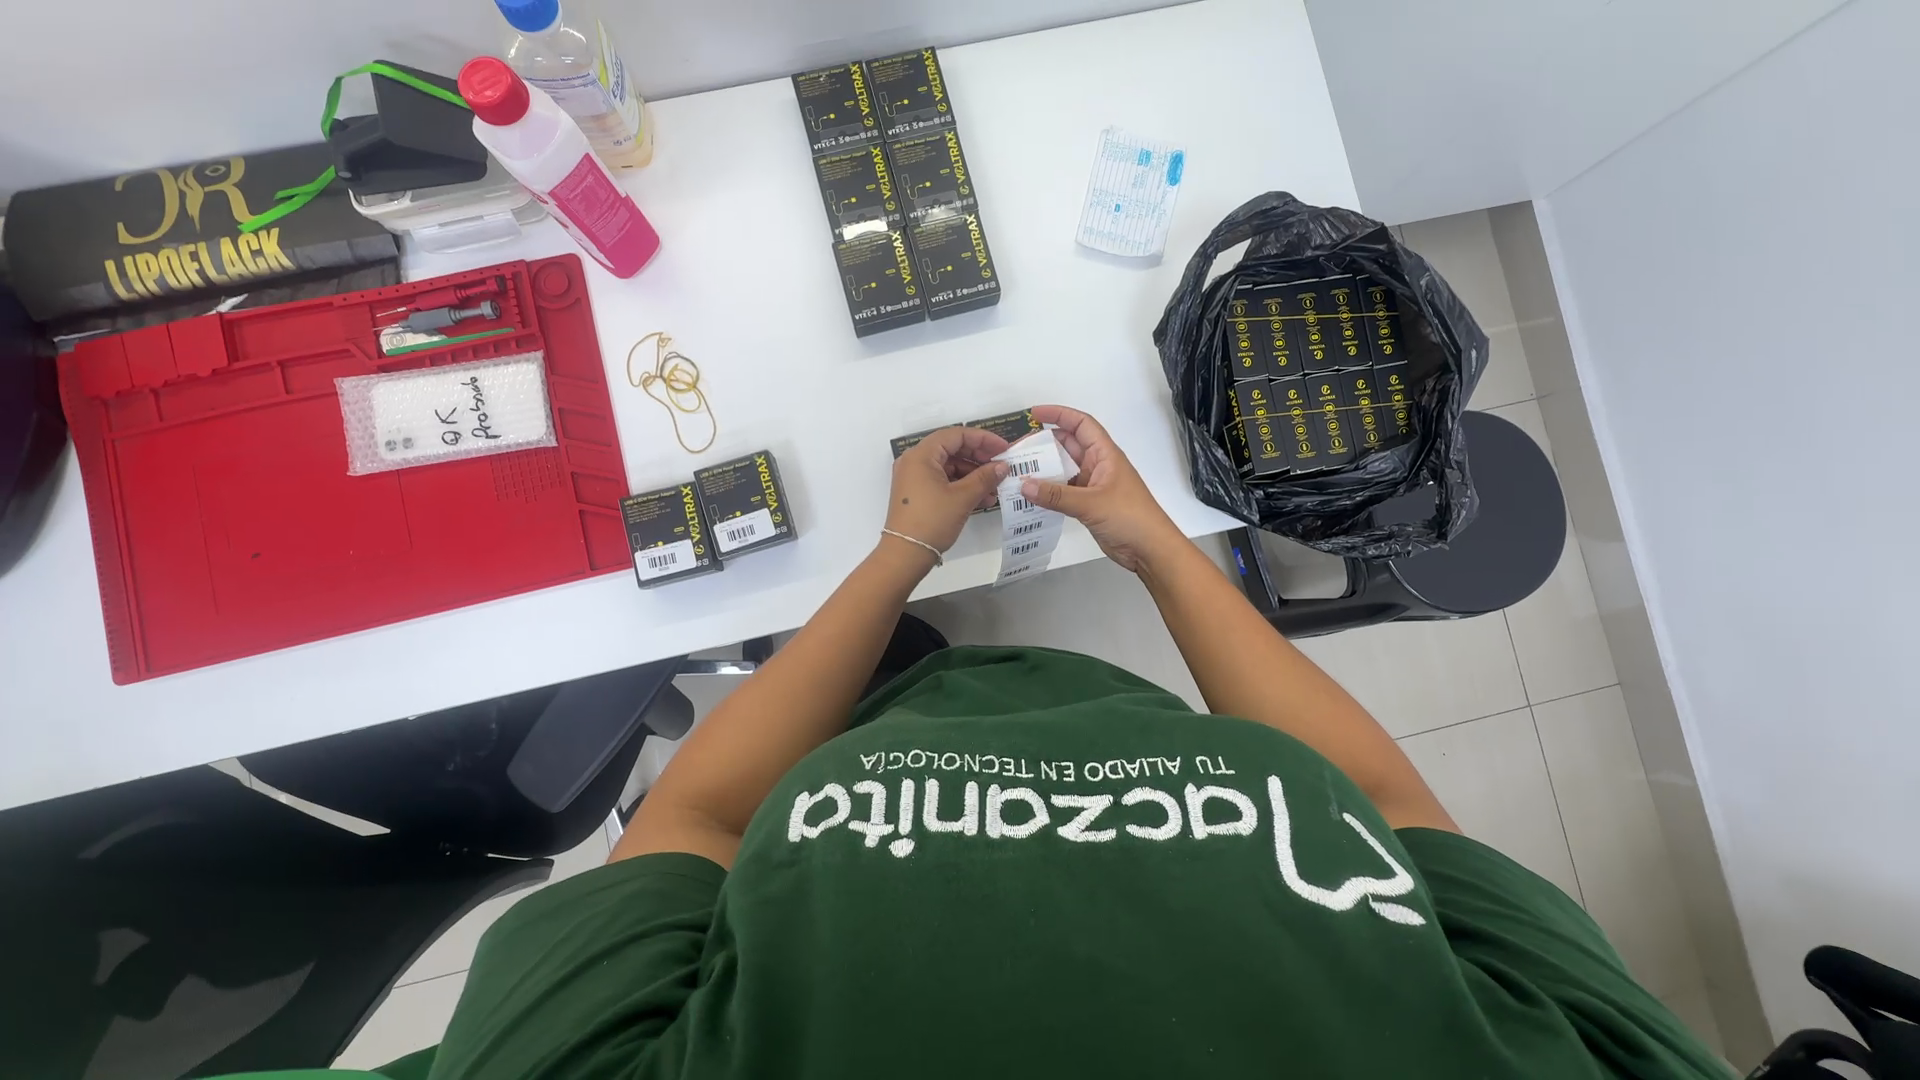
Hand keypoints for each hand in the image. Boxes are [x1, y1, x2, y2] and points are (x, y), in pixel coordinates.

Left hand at [883, 426, 1011, 560]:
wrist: (905, 554)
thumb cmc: (932, 521)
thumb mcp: (962, 498)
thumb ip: (985, 477)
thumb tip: (1002, 466)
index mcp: (921, 455)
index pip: (956, 435)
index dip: (983, 439)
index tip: (1004, 448)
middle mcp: (914, 461)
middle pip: (952, 449)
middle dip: (979, 458)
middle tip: (1001, 467)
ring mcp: (914, 478)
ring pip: (949, 467)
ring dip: (973, 475)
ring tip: (995, 488)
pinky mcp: (917, 493)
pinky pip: (943, 481)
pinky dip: (962, 486)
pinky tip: (983, 498)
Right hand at [1022, 405, 1183, 573]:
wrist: (1150, 549)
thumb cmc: (1130, 517)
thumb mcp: (1091, 504)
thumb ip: (1056, 496)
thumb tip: (1024, 485)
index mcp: (1105, 454)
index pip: (1081, 424)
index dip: (1059, 414)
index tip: (1034, 414)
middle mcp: (1098, 465)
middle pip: (1068, 445)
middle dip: (1044, 444)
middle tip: (1018, 450)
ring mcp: (1093, 486)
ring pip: (1064, 470)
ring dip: (1044, 469)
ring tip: (1018, 471)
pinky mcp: (1088, 505)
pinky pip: (1063, 492)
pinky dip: (1048, 492)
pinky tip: (1030, 496)